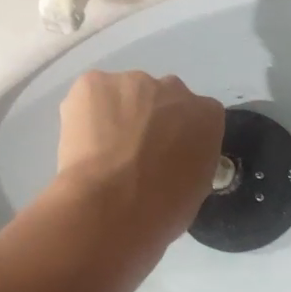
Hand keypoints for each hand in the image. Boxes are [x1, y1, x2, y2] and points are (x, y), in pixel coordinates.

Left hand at [55, 71, 223, 244]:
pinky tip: (83, 143)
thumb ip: (191, 160)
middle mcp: (174, 88)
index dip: (179, 137)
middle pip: (162, 98)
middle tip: (133, 154)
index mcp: (207, 115)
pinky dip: (85, 114)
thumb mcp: (197, 187)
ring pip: (124, 95)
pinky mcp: (93, 83)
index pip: (197, 117)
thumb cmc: (162, 209)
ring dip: (117, 115)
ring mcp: (132, 82)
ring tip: (102, 152)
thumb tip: (173, 161)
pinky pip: (91, 95)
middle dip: (150, 120)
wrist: (111, 206)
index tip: (166, 157)